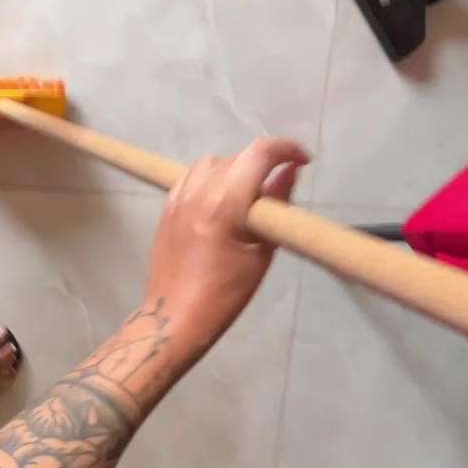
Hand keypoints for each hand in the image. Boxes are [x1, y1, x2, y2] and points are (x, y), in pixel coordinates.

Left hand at [142, 137, 309, 351]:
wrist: (174, 317)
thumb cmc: (224, 295)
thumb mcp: (261, 255)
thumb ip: (275, 208)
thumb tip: (289, 173)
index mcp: (223, 204)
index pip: (257, 154)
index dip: (285, 149)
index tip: (302, 161)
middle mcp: (196, 194)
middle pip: (235, 157)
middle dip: (261, 163)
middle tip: (277, 188)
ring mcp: (176, 200)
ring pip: (209, 163)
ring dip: (233, 168)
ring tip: (247, 193)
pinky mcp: (165, 210)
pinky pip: (189, 178)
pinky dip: (209, 179)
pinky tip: (219, 200)